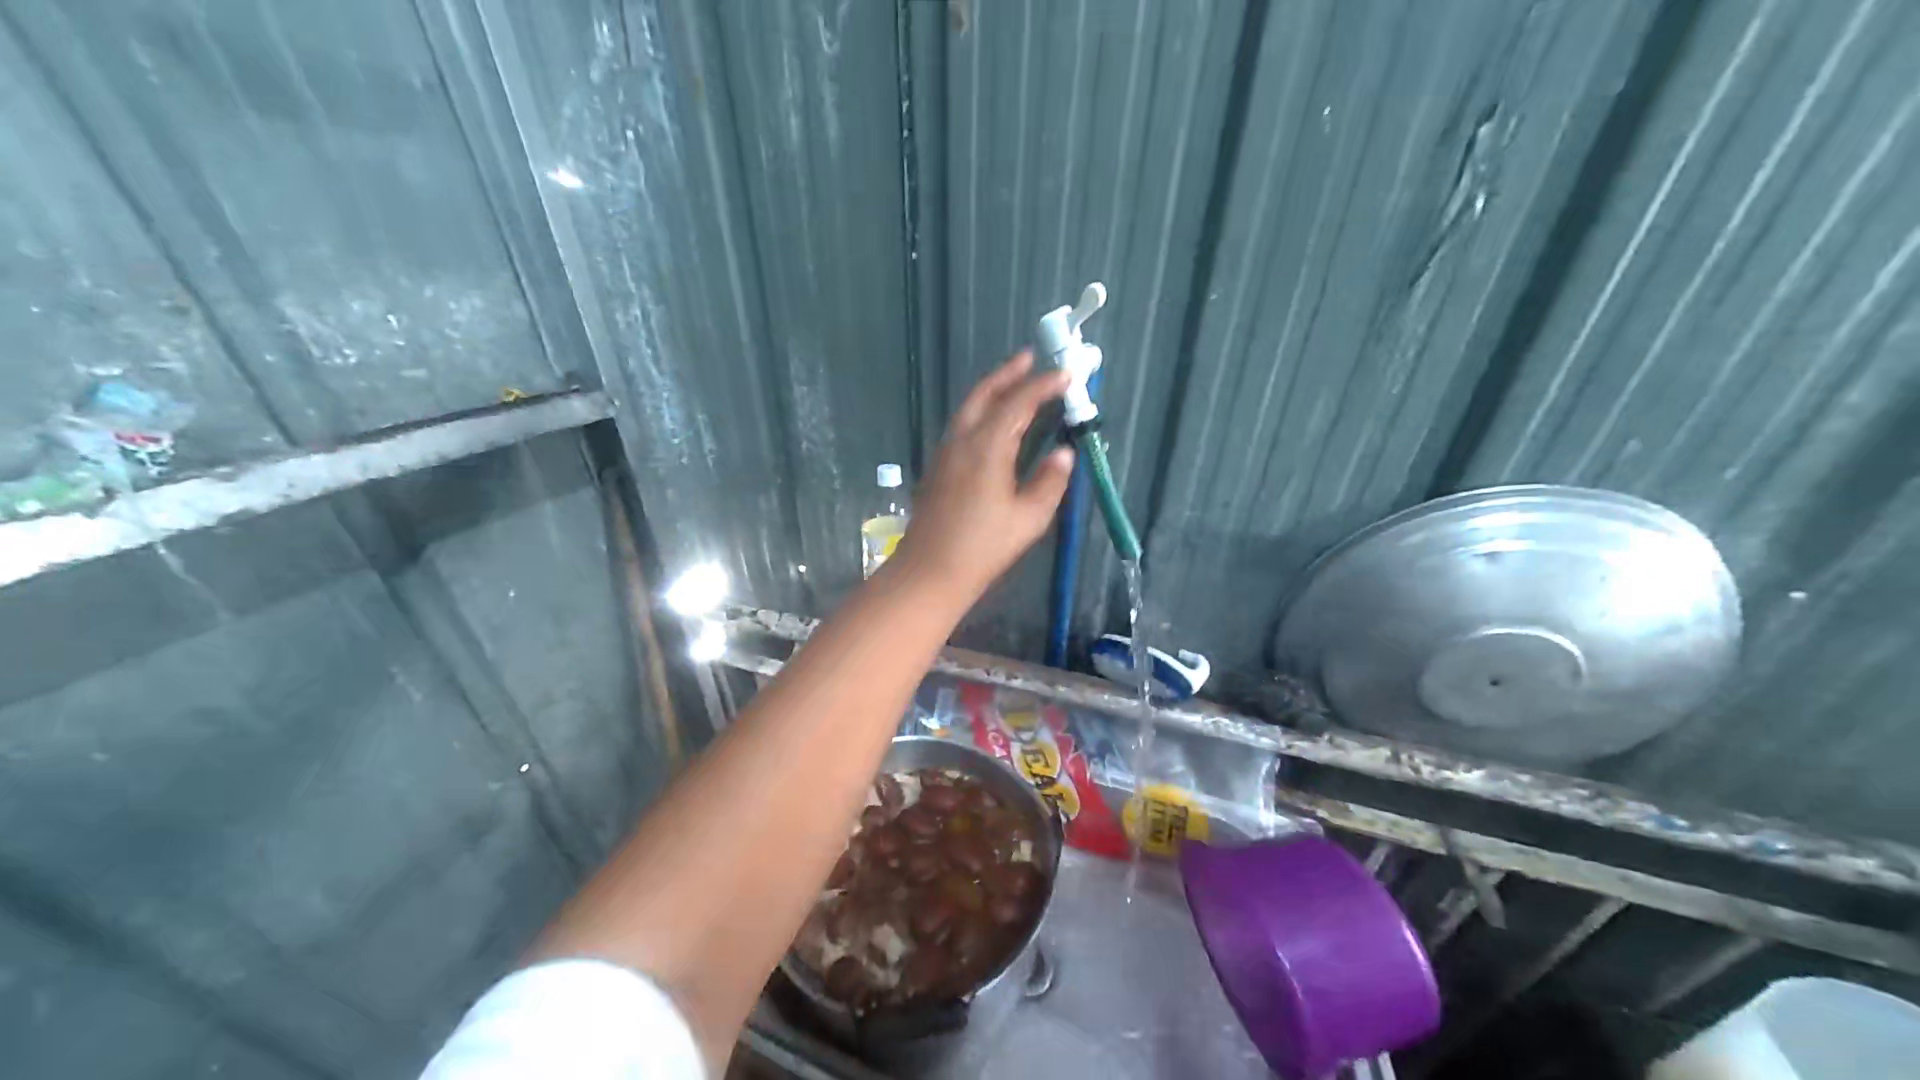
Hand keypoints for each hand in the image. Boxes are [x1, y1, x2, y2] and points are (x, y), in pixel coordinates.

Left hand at [892, 351, 1074, 599]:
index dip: (1043, 386)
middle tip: (1030, 358)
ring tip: (1014, 382)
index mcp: (987, 447)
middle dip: (1008, 374)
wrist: (929, 571)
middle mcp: (962, 440)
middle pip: (985, 395)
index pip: (1018, 403)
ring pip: (969, 408)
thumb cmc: (983, 547)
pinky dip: (981, 411)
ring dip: (992, 390)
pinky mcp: (938, 467)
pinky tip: (992, 421)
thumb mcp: (1029, 518)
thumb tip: (1063, 454)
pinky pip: (962, 425)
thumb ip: (1049, 481)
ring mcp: (945, 453)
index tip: (1066, 375)